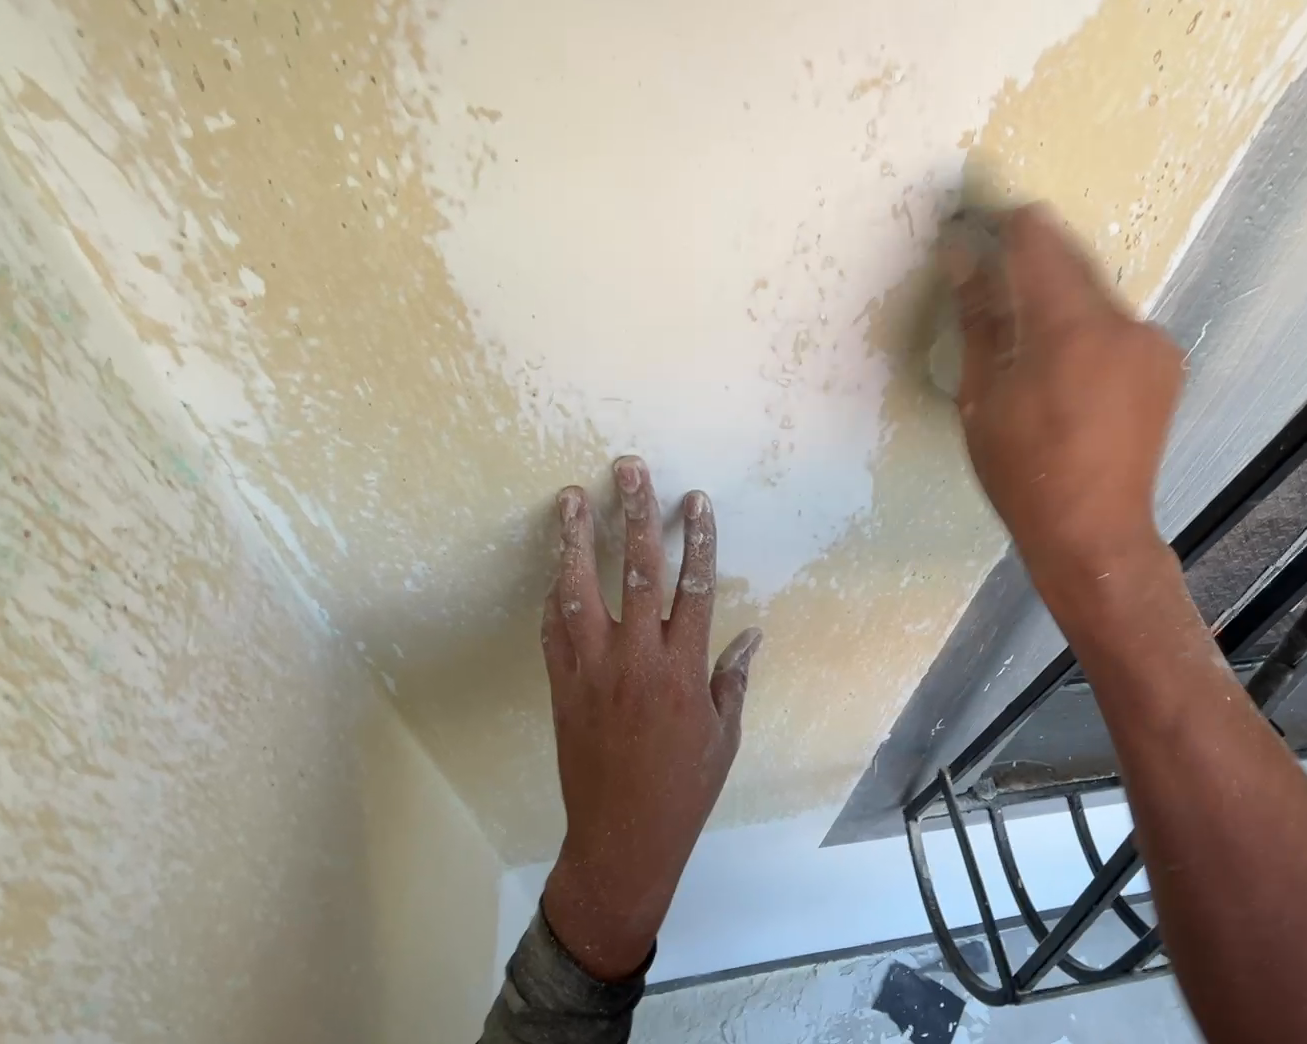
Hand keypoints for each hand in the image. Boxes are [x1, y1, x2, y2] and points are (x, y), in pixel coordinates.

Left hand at [538, 456, 762, 980]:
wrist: (621, 838)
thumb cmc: (684, 788)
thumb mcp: (724, 736)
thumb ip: (733, 680)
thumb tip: (752, 634)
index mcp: (683, 670)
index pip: (694, 586)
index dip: (698, 538)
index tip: (695, 499)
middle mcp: (637, 659)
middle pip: (636, 572)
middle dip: (634, 515)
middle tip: (628, 470)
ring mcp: (592, 670)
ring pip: (580, 591)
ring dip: (574, 541)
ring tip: (570, 498)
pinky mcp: (562, 686)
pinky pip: (554, 630)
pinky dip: (555, 594)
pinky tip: (554, 566)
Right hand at [941, 204, 1184, 607]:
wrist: (1094, 532)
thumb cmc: (1022, 474)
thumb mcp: (982, 398)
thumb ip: (977, 318)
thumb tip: (960, 255)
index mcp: (1068, 328)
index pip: (1036, 236)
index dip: (1002, 226)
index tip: (975, 237)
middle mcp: (1121, 320)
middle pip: (1069, 259)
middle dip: (1029, 267)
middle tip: (994, 298)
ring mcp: (1152, 341)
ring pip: (1094, 293)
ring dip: (1060, 303)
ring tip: (1033, 352)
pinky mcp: (1167, 362)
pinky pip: (1117, 324)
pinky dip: (1089, 331)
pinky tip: (1071, 375)